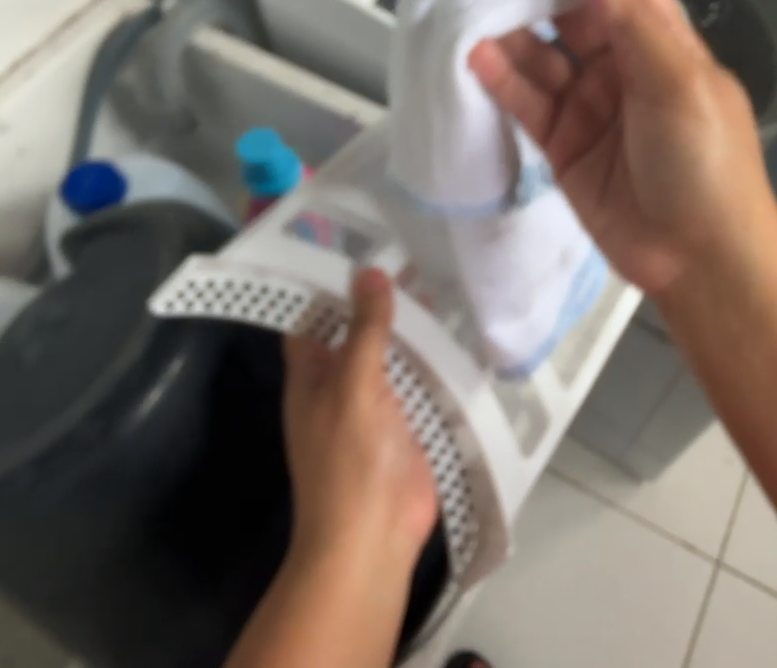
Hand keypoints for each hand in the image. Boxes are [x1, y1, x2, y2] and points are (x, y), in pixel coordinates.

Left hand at [280, 269, 437, 572]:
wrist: (374, 537)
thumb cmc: (348, 459)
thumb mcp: (353, 386)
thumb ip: (364, 330)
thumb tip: (370, 273)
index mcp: (312, 372)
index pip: (315, 314)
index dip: (330, 279)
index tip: (357, 239)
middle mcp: (343, 380)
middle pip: (360, 328)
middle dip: (382, 295)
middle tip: (415, 246)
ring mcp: (379, 400)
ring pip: (395, 350)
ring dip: (415, 323)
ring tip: (444, 273)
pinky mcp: (412, 419)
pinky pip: (423, 377)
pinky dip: (439, 354)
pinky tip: (464, 326)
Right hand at [468, 0, 776, 295]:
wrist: (698, 259)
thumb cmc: (706, 164)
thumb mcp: (680, 85)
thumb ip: (635, 24)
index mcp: (662, 44)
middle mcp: (622, 67)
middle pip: (573, 16)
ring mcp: (589, 105)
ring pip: (542, 57)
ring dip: (512, 33)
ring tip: (472, 3)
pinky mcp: (561, 143)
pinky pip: (527, 103)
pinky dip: (503, 80)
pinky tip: (477, 55)